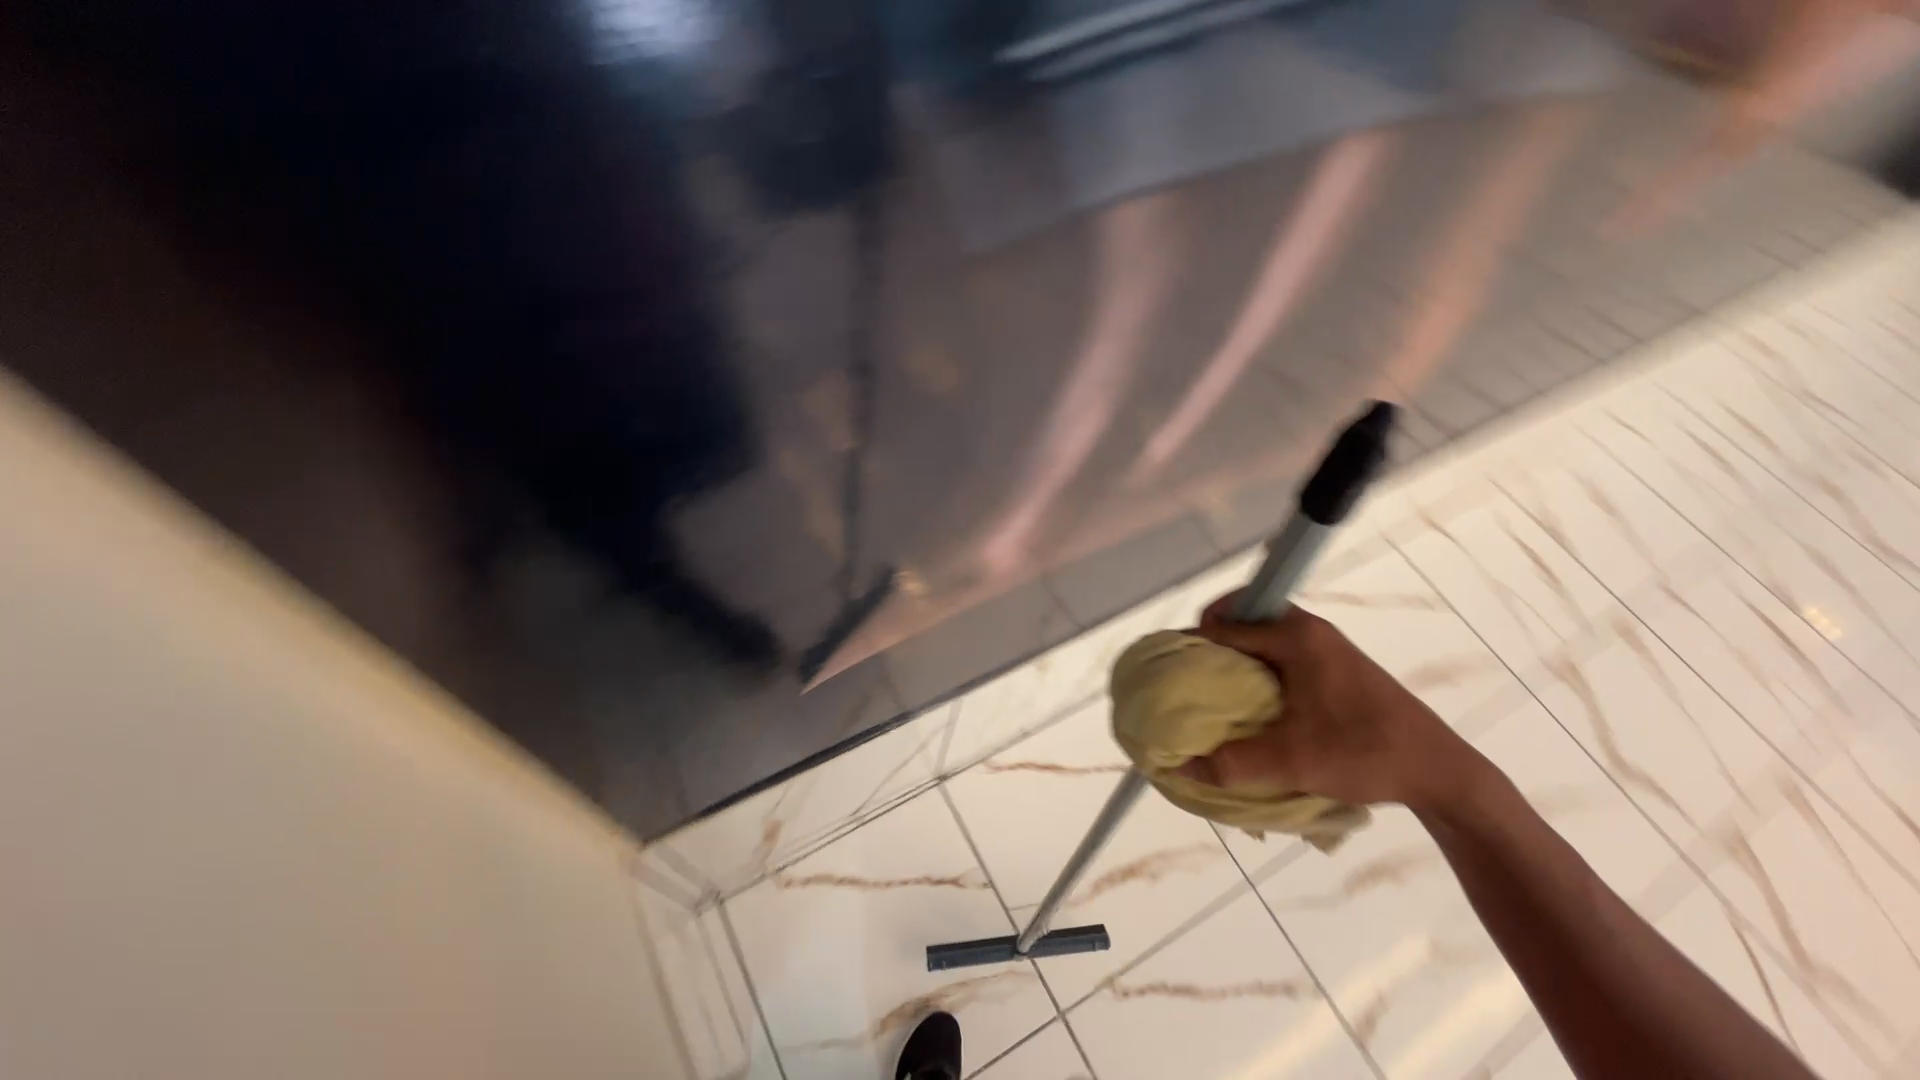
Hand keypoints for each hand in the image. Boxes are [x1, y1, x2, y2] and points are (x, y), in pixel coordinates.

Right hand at [1174, 592, 1488, 810]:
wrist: (1438, 771)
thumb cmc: (1365, 753)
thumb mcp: (1292, 763)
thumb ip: (1230, 765)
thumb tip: (1178, 767)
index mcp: (1296, 636)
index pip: (1225, 620)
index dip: (1192, 643)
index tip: (1174, 675)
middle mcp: (1309, 631)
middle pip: (1242, 618)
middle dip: (1212, 646)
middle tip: (1193, 686)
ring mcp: (1325, 648)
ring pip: (1262, 638)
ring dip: (1236, 660)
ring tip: (1217, 702)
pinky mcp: (1334, 668)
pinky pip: (1280, 656)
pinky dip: (1258, 672)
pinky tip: (1254, 712)